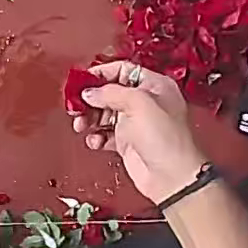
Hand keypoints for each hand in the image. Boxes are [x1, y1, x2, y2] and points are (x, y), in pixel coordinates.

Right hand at [70, 61, 207, 204]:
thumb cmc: (167, 140)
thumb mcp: (138, 104)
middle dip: (91, 99)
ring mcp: (136, 123)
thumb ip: (111, 92)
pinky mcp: (128, 142)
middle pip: (110, 93)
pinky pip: (105, 135)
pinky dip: (97, 137)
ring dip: (90, 118)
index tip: (82, 81)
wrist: (171, 177)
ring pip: (104, 114)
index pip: (123, 70)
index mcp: (154, 86)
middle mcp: (145, 103)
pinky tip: (96, 141)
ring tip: (82, 125)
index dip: (101, 74)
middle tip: (76, 106)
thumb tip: (91, 91)